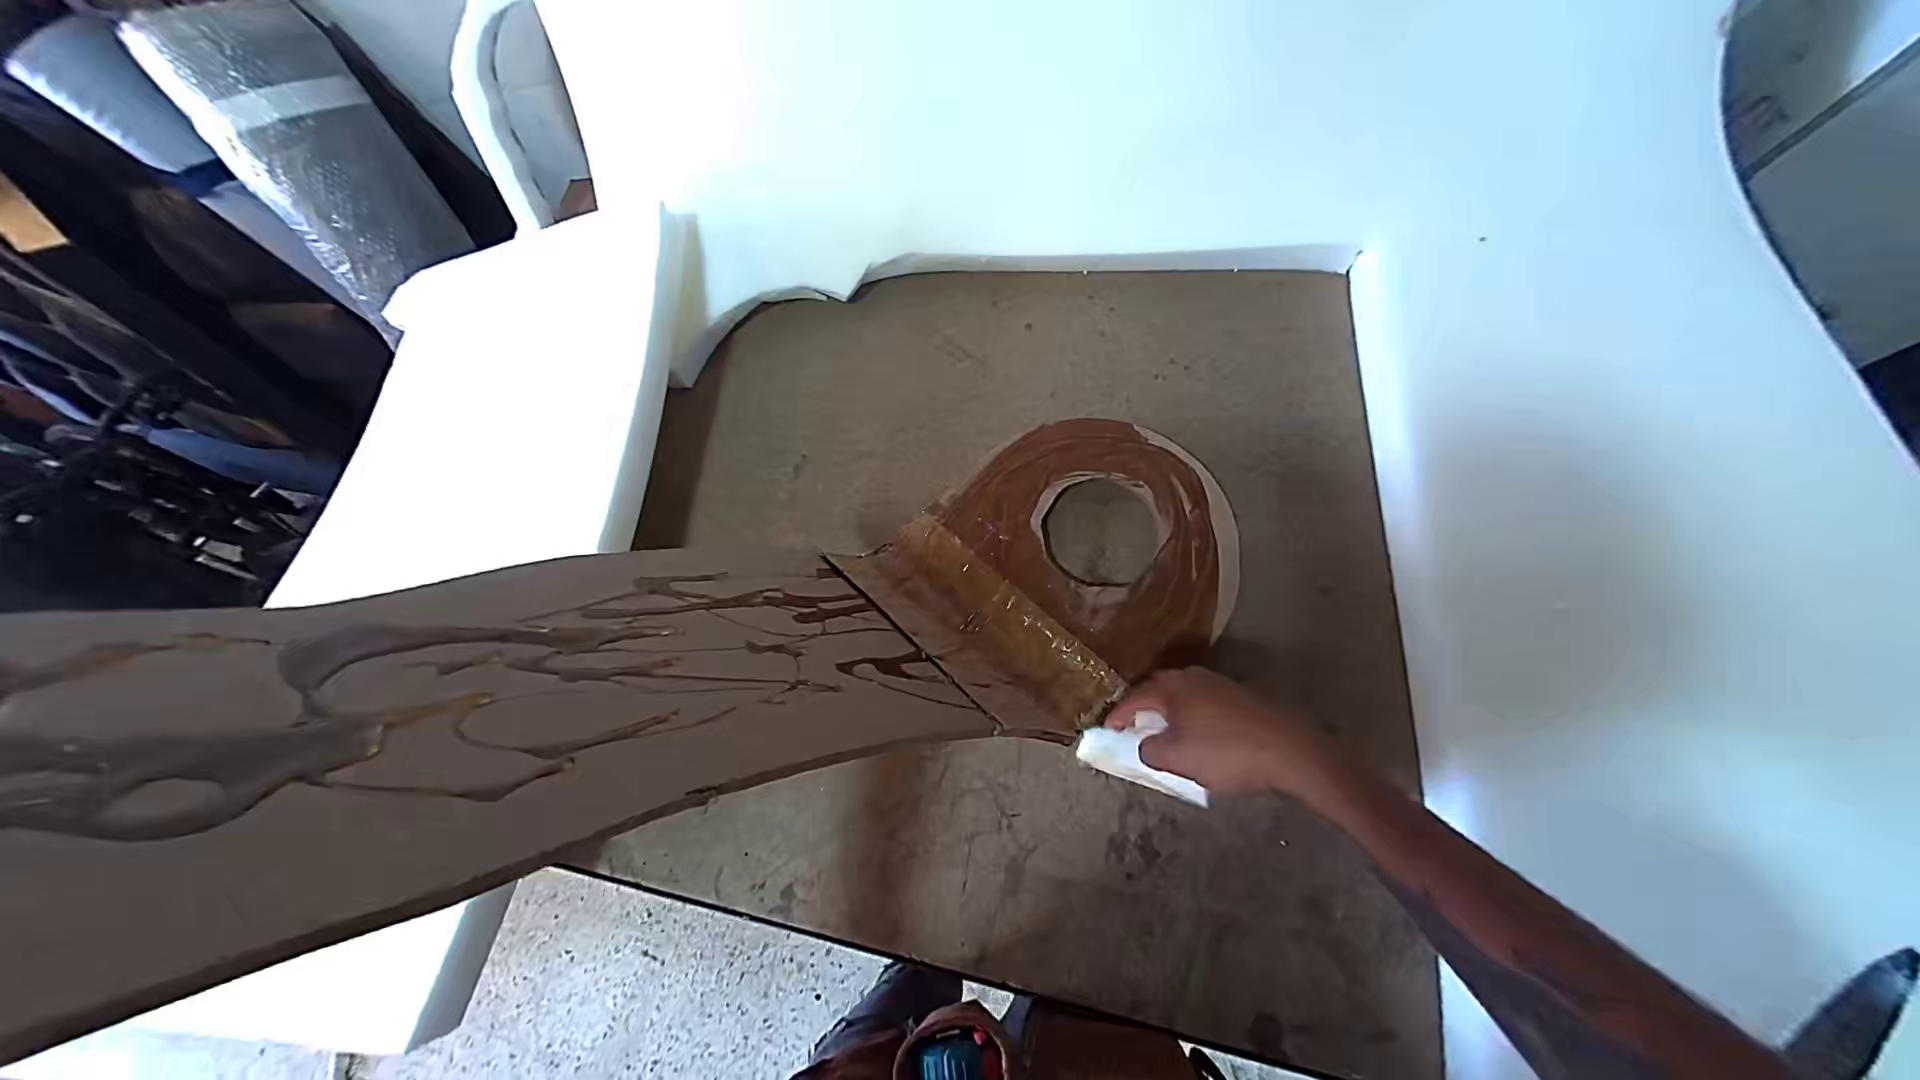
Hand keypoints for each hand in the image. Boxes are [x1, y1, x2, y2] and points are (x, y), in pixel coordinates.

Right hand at [1105, 667, 1343, 799]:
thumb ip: (1151, 751)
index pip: (1133, 699)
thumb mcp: (1179, 761)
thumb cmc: (1227, 754)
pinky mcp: (1239, 694)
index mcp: (1171, 689)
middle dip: (1142, 706)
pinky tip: (1199, 732)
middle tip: (1134, 727)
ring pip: (1181, 692)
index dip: (1117, 716)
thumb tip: (1145, 744)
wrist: (1291, 751)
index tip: (1107, 730)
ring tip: (1166, 731)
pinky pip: (1202, 699)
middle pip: (1156, 687)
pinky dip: (1191, 712)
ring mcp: (1218, 683)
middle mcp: (1191, 678)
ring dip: (1169, 709)